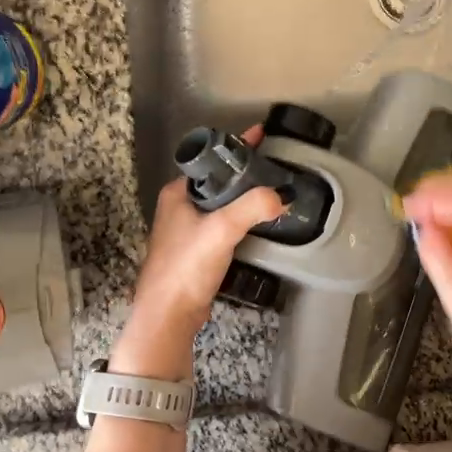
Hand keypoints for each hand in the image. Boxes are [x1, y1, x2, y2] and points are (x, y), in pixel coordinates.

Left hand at [131, 126, 285, 338]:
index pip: (211, 161)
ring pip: (221, 205)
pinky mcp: (196, 252)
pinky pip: (223, 226)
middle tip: (274, 167)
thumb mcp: (222, 229)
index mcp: (177, 193)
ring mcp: (186, 231)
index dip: (236, 148)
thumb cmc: (186, 268)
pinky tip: (259, 225)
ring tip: (273, 192)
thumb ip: (253, 207)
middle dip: (245, 173)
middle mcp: (179, 208)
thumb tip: (282, 196)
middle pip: (218, 181)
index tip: (261, 135)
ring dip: (244, 198)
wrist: (168, 317)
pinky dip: (241, 221)